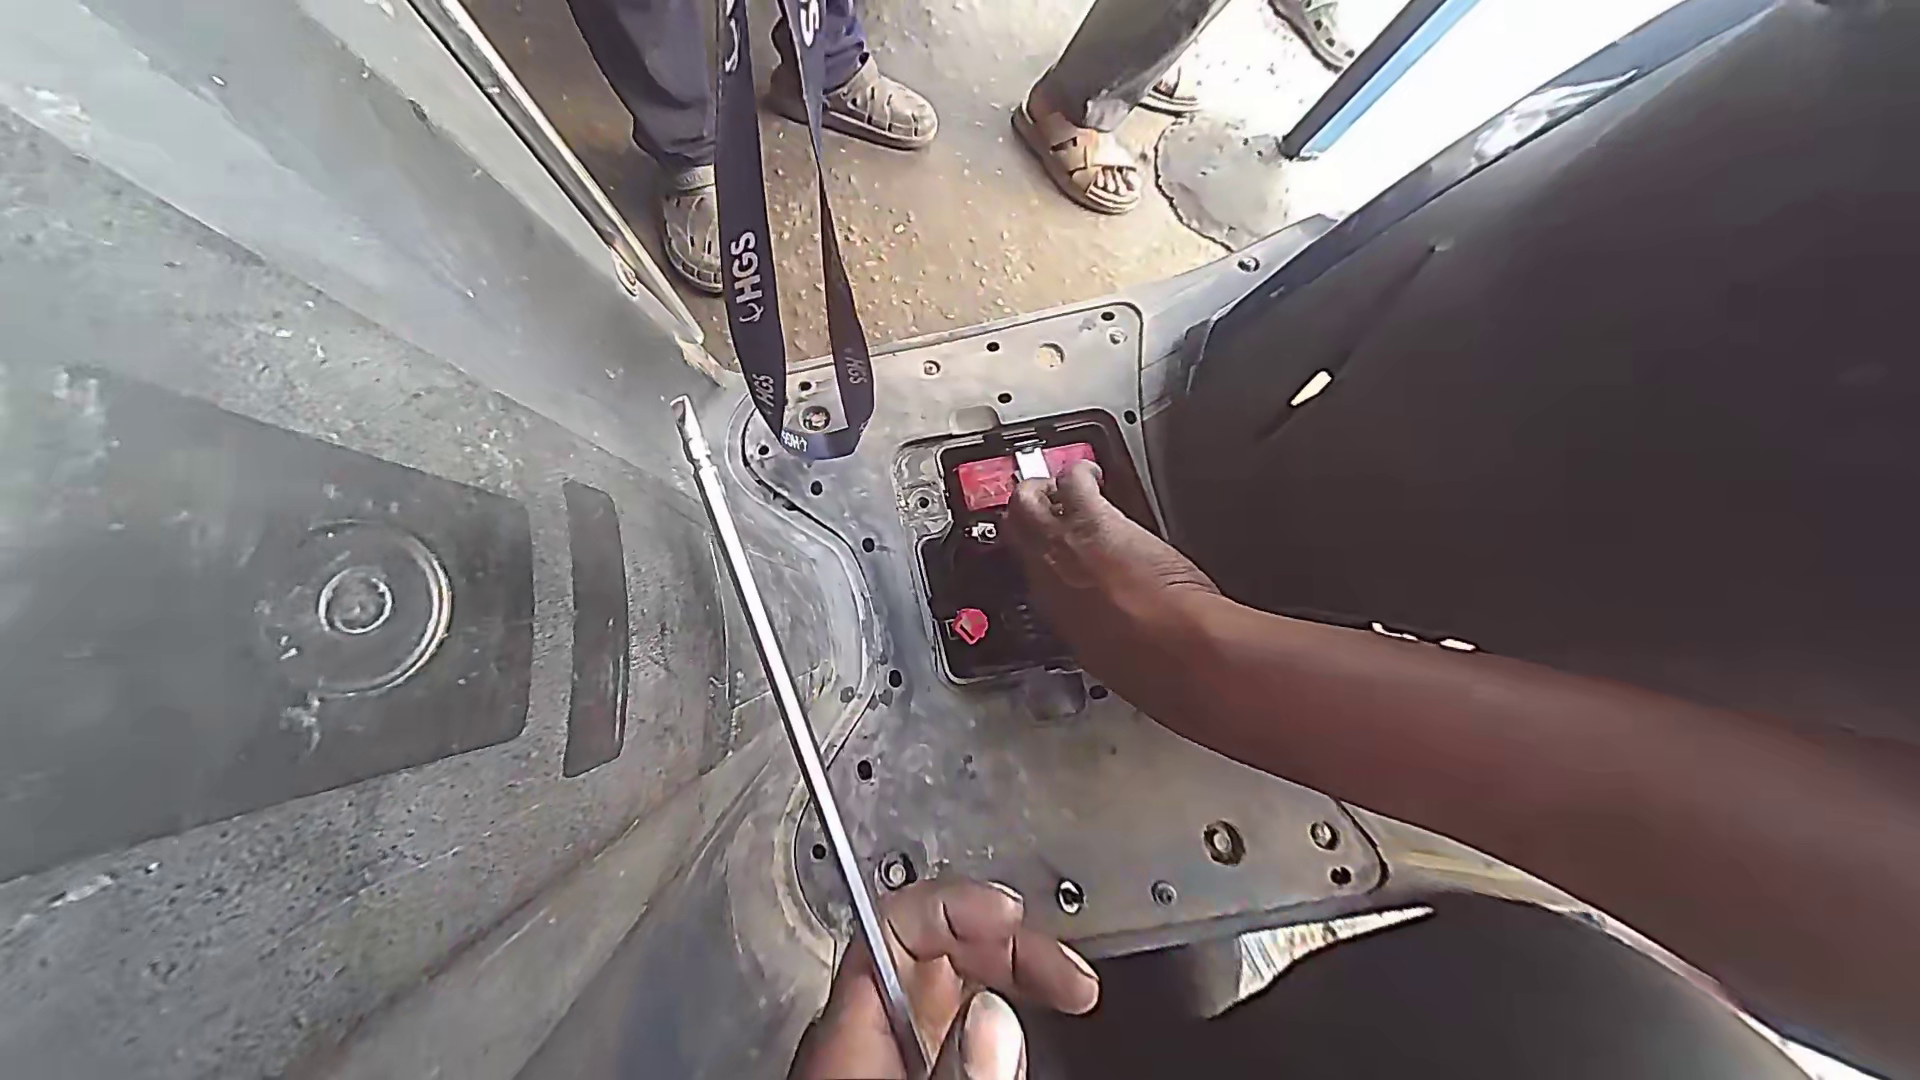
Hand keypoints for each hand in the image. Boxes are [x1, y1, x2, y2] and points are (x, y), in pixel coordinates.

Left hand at [788, 878, 1099, 1079]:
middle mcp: (865, 1036)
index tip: (1013, 916)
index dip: (954, 906)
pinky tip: (1025, 1031)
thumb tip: (996, 1015)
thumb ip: (956, 1079)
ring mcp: (889, 1057)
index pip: (893, 928)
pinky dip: (998, 1018)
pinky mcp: (912, 1073)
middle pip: (934, 951)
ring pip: (951, 985)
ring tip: (1065, 989)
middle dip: (1007, 946)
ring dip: (1012, 975)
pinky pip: (955, 1024)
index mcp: (849, 1039)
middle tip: (1068, 974)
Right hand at [1005, 460, 1219, 684]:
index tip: (1049, 547)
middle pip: (1014, 530)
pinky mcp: (1093, 517)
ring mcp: (1062, 543)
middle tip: (1039, 501)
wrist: (1168, 644)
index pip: (1029, 569)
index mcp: (1052, 609)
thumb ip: (1093, 624)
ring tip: (1065, 481)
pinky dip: (1081, 471)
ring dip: (1047, 489)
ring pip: (1028, 501)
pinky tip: (1094, 470)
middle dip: (1024, 512)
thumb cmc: (1141, 657)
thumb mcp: (1101, 648)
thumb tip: (1102, 625)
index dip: (1037, 553)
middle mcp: (1045, 572)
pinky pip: (1073, 479)